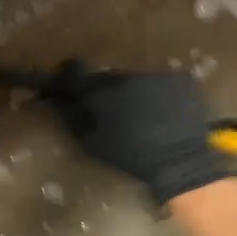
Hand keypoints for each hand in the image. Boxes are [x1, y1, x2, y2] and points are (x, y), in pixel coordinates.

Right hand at [41, 63, 234, 205]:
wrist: (180, 162)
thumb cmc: (130, 156)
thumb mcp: (92, 142)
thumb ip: (71, 117)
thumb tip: (56, 100)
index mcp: (100, 92)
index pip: (74, 72)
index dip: (66, 77)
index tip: (64, 86)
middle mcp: (124, 77)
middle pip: (106, 76)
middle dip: (103, 89)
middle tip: (108, 106)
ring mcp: (153, 76)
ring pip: (133, 79)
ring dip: (131, 90)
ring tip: (138, 110)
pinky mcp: (177, 80)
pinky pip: (159, 81)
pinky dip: (156, 92)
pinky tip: (160, 109)